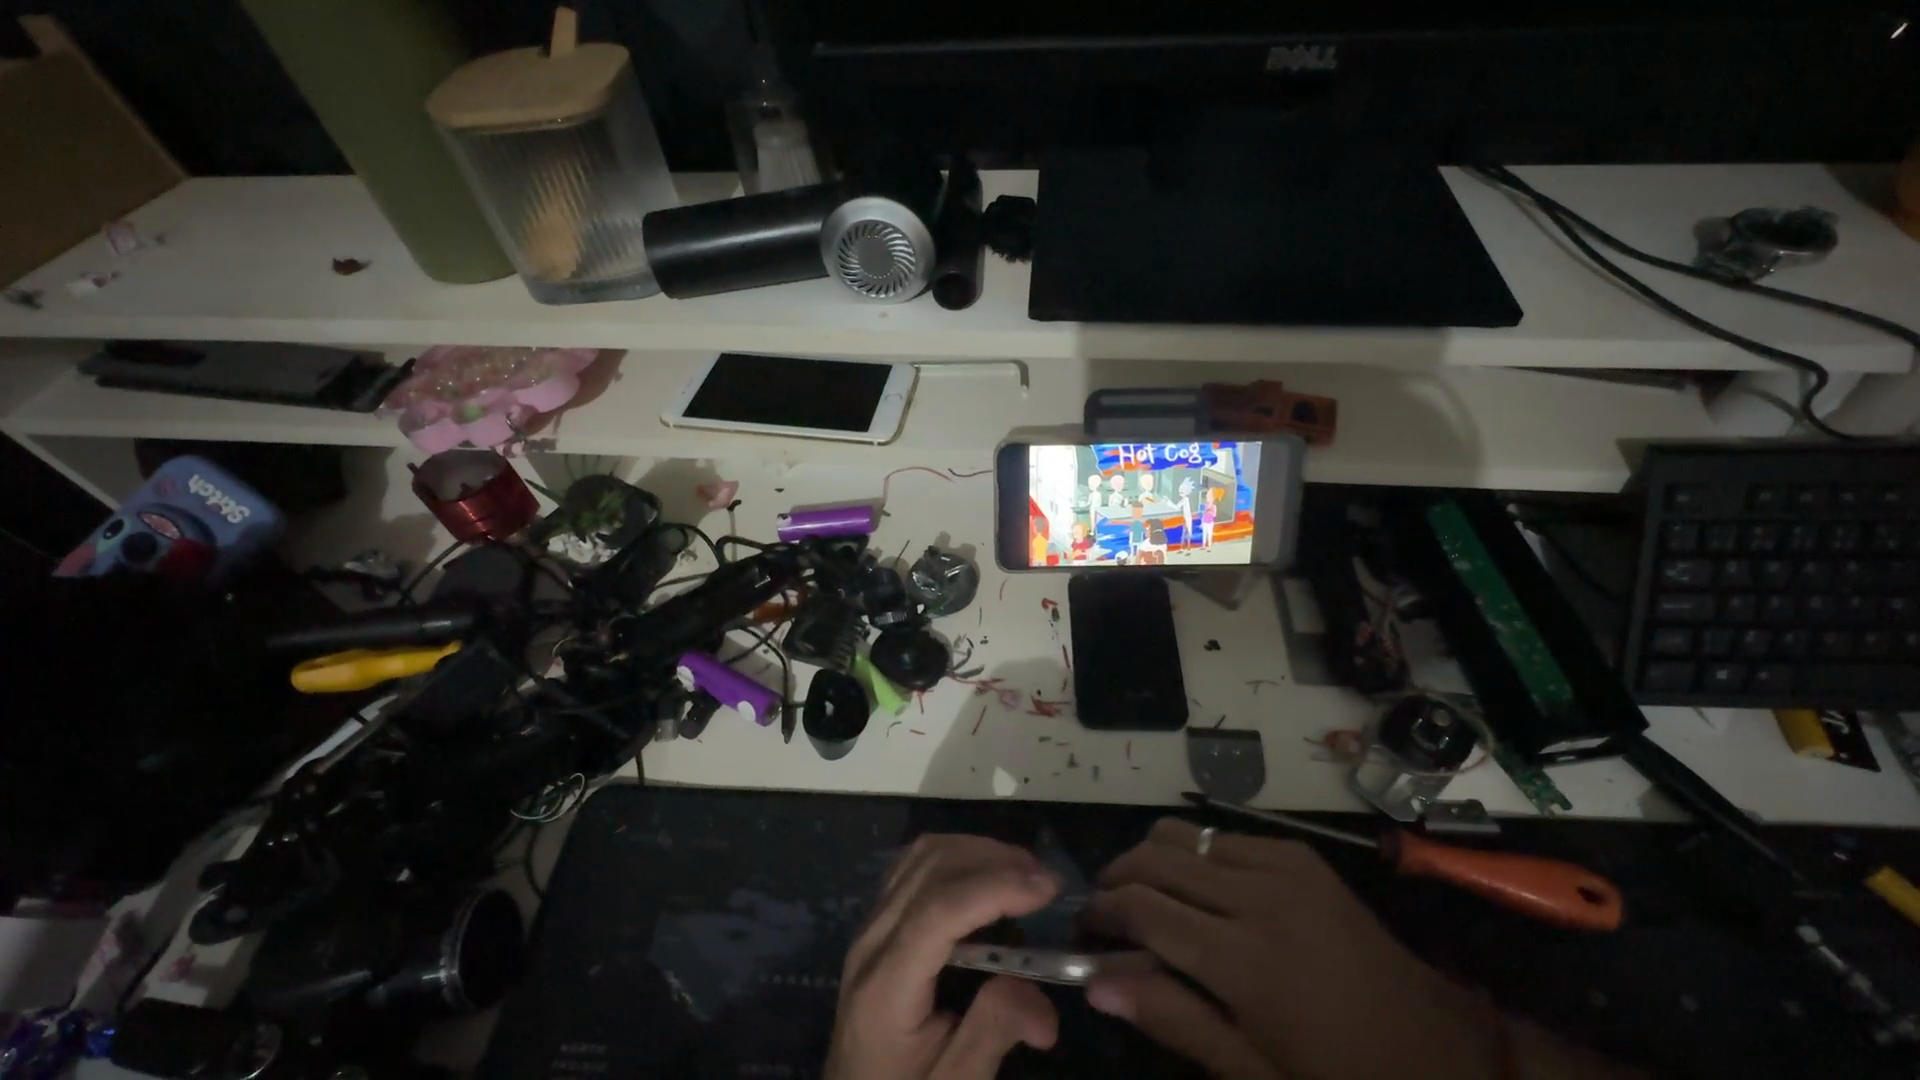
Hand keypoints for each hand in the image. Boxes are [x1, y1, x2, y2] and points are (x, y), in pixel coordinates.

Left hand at [825, 835, 1061, 1079]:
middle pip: (929, 869)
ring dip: (976, 851)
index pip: (938, 910)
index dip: (994, 888)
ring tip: (1023, 874)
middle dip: (994, 860)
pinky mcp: (876, 923)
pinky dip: (954, 856)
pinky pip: (912, 866)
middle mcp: (870, 942)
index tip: (1048, 888)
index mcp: (886, 985)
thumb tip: (1042, 997)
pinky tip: (985, 875)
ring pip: (920, 857)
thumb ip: (994, 1032)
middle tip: (1046, 881)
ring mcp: (869, 927)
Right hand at [1081, 819, 1494, 1079]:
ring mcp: (1282, 867)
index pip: (1141, 908)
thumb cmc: (1339, 1076)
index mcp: (1243, 959)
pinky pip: (1225, 836)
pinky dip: (1196, 854)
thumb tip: (1094, 984)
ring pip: (1184, 835)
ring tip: (1148, 897)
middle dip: (1115, 879)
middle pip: (1154, 858)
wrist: (1441, 1049)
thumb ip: (1172, 1017)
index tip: (1081, 932)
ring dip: (1151, 859)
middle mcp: (1256, 895)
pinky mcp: (1301, 856)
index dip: (1099, 914)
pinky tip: (1202, 892)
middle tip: (1105, 914)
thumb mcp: (1254, 1072)